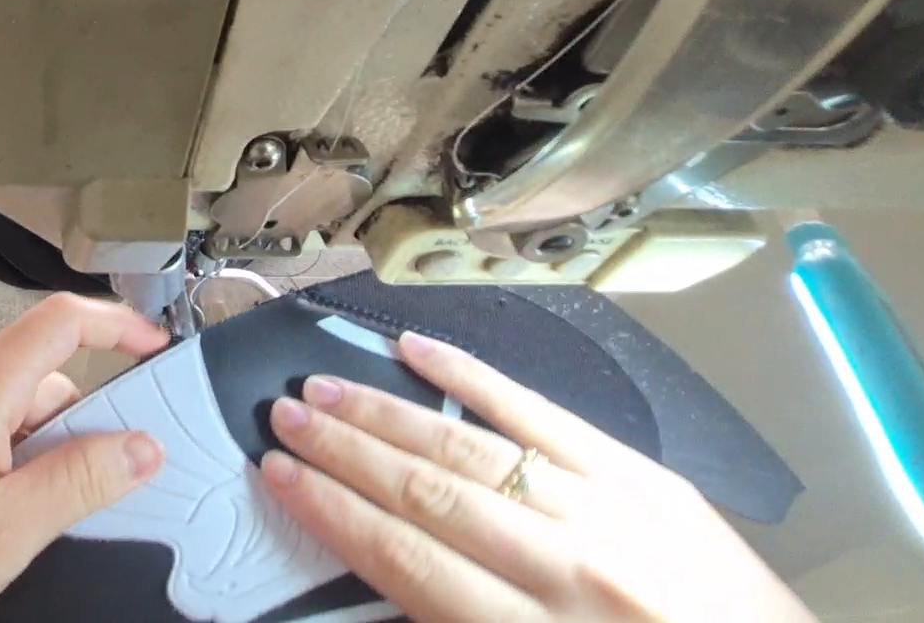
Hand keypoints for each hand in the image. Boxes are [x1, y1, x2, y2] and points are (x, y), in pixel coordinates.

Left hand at [0, 293, 169, 622]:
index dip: (116, 324)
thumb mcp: (6, 533)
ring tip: (5, 515)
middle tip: (66, 495)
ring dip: (34, 447)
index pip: (60, 321)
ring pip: (17, 398)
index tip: (152, 342)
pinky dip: (6, 446)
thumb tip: (138, 447)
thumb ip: (82, 480)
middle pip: (44, 373)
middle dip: (72, 428)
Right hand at [259, 331, 815, 622]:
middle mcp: (575, 576)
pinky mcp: (647, 479)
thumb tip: (365, 563)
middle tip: (282, 413)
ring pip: (469, 446)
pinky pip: (543, 413)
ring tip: (322, 388)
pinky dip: (473, 376)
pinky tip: (416, 346)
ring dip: (384, 412)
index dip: (329, 508)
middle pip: (426, 491)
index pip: (403, 556)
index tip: (277, 471)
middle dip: (341, 448)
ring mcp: (615, 516)